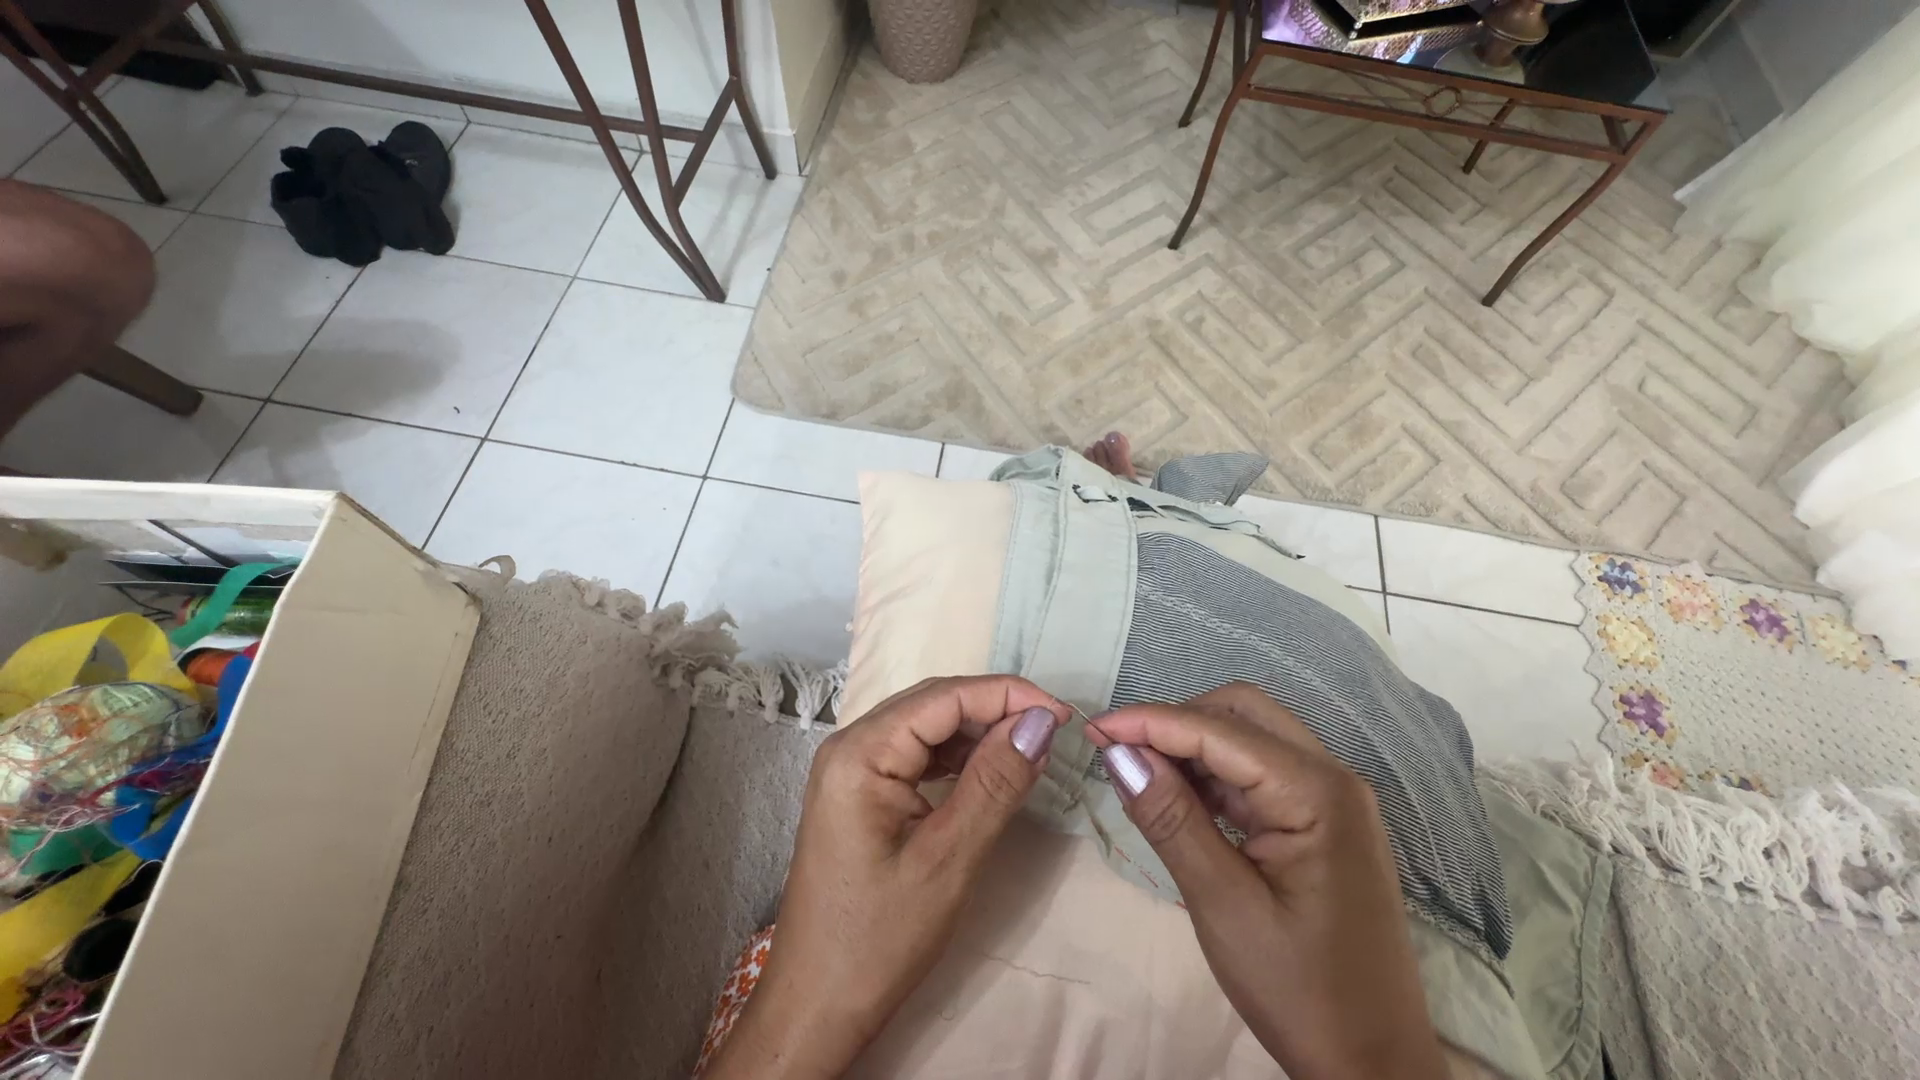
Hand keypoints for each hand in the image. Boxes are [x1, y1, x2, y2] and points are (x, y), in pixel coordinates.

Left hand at [703, 675, 1068, 1079]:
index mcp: (861, 753)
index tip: (1064, 714)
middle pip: (932, 704)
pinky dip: (956, 757)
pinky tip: (989, 772)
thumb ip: (995, 782)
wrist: (817, 1002)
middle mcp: (850, 746)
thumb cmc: (880, 937)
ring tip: (1030, 752)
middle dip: (995, 710)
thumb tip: (1039, 724)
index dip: (1007, 695)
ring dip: (978, 732)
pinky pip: (914, 755)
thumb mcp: (949, 858)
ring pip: (925, 727)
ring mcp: (850, 769)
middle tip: (1053, 733)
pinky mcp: (859, 792)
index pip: (944, 697)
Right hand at [1086, 683, 1446, 1079]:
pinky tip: (1179, 796)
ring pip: (1250, 736)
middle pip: (1242, 712)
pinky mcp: (1322, 821)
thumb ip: (1171, 819)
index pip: (1218, 730)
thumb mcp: (1222, 904)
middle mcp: (1332, 777)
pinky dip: (1214, 773)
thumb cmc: (1299, 989)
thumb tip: (1120, 754)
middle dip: (1176, 720)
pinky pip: (1259, 772)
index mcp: (1317, 792)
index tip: (1092, 728)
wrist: (1372, 1062)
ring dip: (1193, 744)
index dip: (1150, 722)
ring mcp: (1332, 798)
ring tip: (1139, 772)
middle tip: (1119, 752)